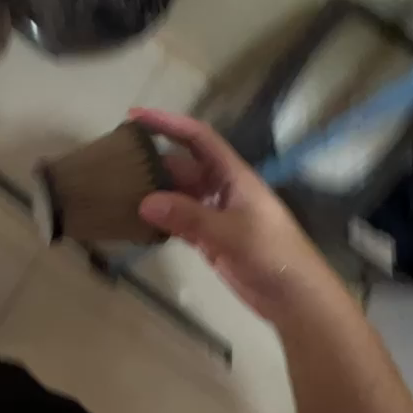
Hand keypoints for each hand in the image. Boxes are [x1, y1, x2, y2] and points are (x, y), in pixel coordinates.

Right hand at [131, 108, 352, 327]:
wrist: (296, 297)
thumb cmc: (272, 254)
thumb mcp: (231, 232)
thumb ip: (188, 216)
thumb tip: (144, 202)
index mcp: (233, 175)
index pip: (197, 138)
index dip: (168, 123)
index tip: (135, 116)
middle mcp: (222, 189)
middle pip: (182, 166)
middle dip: (153, 161)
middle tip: (116, 163)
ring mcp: (215, 215)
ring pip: (177, 195)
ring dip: (153, 193)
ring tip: (117, 191)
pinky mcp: (210, 239)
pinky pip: (178, 221)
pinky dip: (159, 220)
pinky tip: (136, 222)